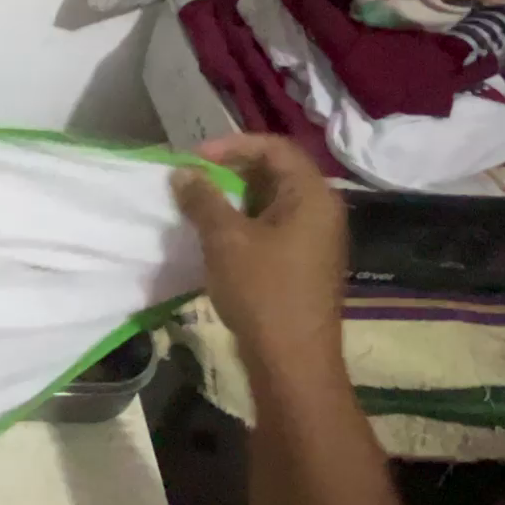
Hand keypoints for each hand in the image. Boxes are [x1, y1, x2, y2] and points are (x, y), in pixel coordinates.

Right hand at [171, 134, 347, 379]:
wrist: (292, 359)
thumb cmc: (262, 291)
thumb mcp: (224, 239)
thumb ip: (202, 199)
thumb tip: (183, 172)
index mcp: (312, 197)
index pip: (275, 148)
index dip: (232, 145)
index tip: (193, 160)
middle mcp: (321, 211)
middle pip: (274, 171)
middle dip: (229, 170)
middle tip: (190, 180)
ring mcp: (313, 238)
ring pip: (269, 200)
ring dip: (231, 197)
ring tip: (195, 206)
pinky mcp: (301, 261)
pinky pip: (270, 225)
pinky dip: (241, 221)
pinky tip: (213, 236)